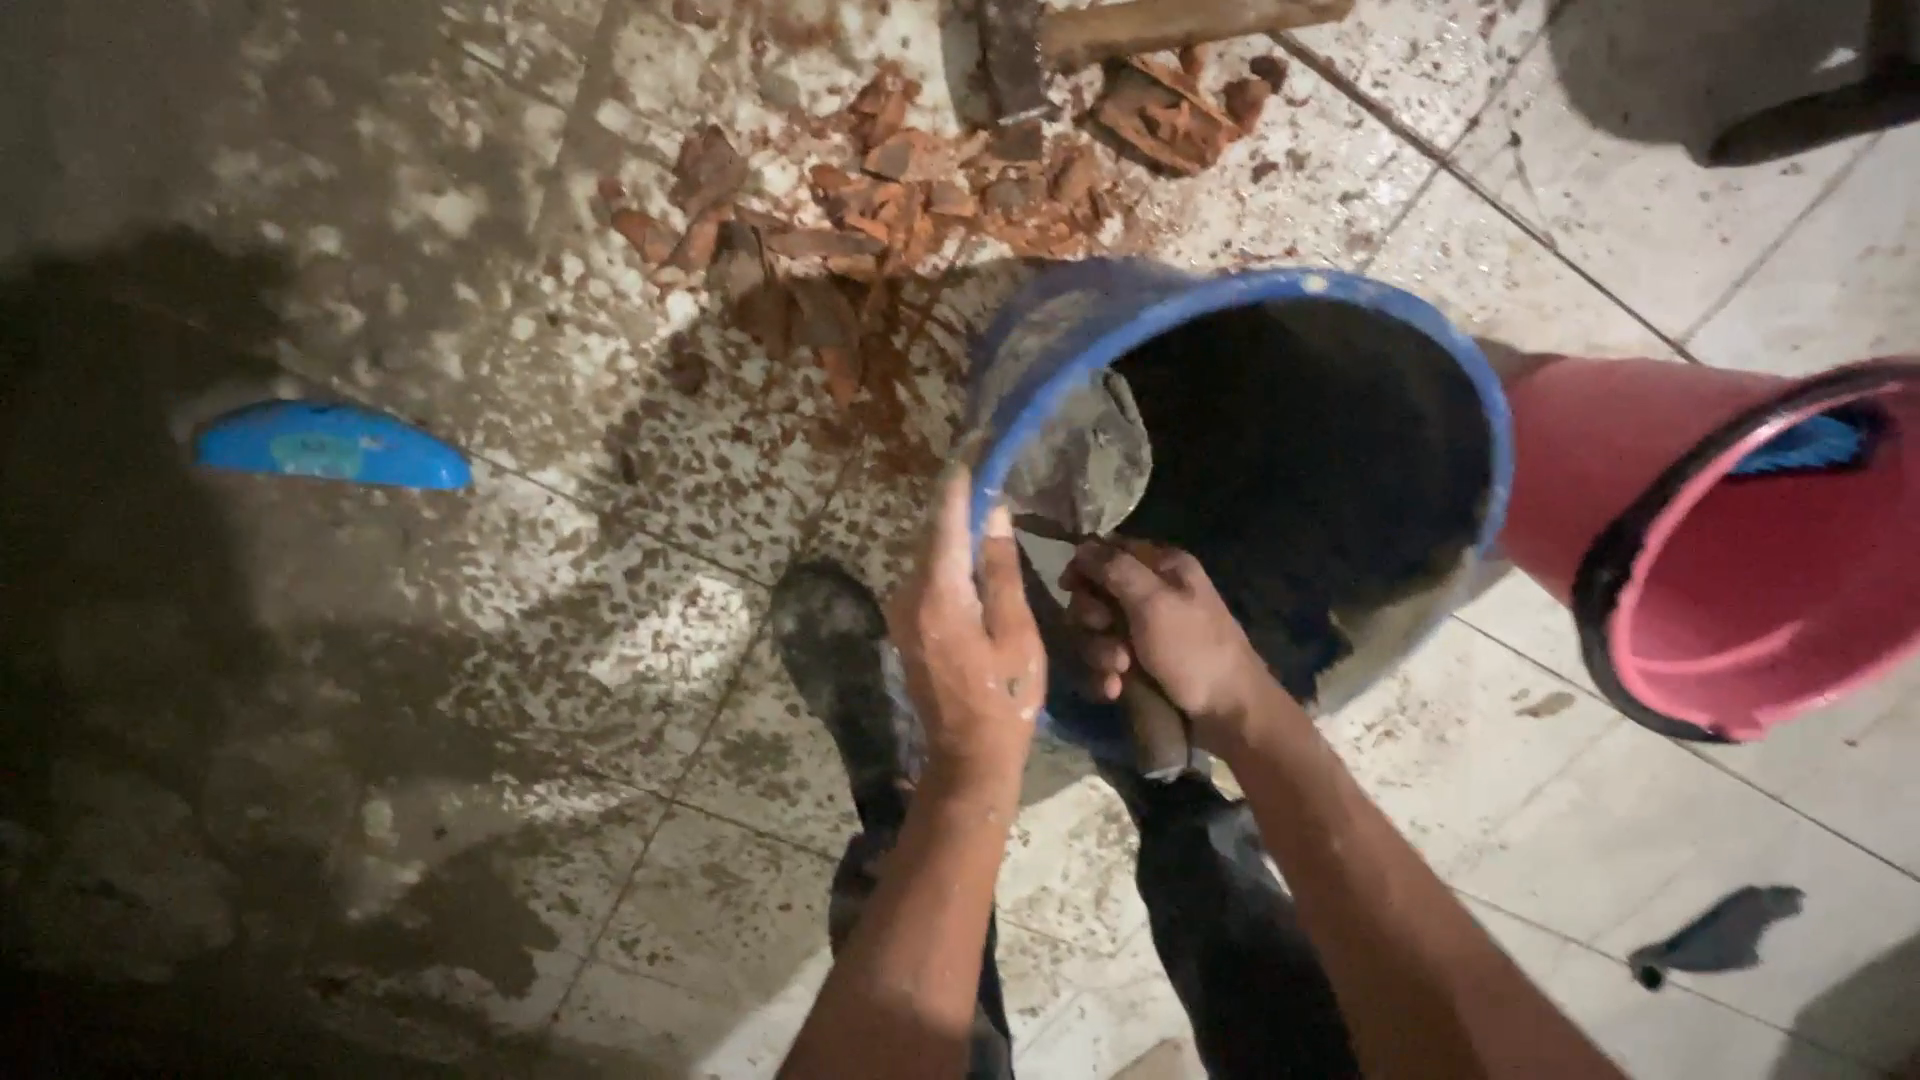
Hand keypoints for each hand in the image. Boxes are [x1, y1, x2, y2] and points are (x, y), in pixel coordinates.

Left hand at [887, 463, 1044, 788]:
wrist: (966, 755)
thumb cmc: (1004, 697)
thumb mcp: (1016, 632)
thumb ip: (1000, 569)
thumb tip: (994, 513)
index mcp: (938, 593)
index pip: (945, 517)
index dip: (961, 476)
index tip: (976, 442)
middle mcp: (907, 593)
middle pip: (931, 530)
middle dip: (958, 496)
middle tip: (987, 464)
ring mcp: (900, 609)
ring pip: (926, 550)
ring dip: (953, 525)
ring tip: (987, 500)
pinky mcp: (903, 622)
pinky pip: (925, 572)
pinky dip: (947, 553)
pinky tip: (973, 548)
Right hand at [1059, 540, 1280, 749]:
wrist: (1228, 714)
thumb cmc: (1193, 650)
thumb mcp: (1153, 603)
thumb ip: (1114, 569)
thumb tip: (1081, 546)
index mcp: (1162, 567)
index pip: (1108, 550)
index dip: (1084, 567)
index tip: (1070, 586)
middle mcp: (1152, 594)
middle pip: (1094, 593)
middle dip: (1092, 618)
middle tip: (1106, 631)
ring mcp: (1144, 632)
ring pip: (1095, 632)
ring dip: (1099, 652)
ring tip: (1120, 670)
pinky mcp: (1139, 665)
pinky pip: (1104, 662)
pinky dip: (1106, 676)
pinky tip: (1116, 689)